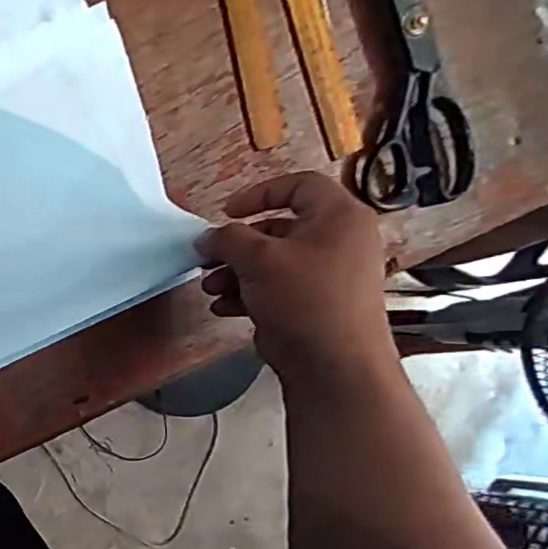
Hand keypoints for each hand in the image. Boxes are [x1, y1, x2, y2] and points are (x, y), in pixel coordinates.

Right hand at [195, 172, 394, 381]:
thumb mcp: (259, 260)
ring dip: (235, 273)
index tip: (227, 211)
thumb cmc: (306, 300)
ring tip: (212, 288)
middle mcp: (339, 241)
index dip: (259, 193)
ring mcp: (328, 274)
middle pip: (277, 229)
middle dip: (236, 246)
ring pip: (272, 262)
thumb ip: (228, 240)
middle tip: (209, 257)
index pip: (299, 185)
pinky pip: (277, 287)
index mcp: (338, 217)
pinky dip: (249, 293)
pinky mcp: (316, 303)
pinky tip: (225, 307)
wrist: (334, 363)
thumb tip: (209, 237)